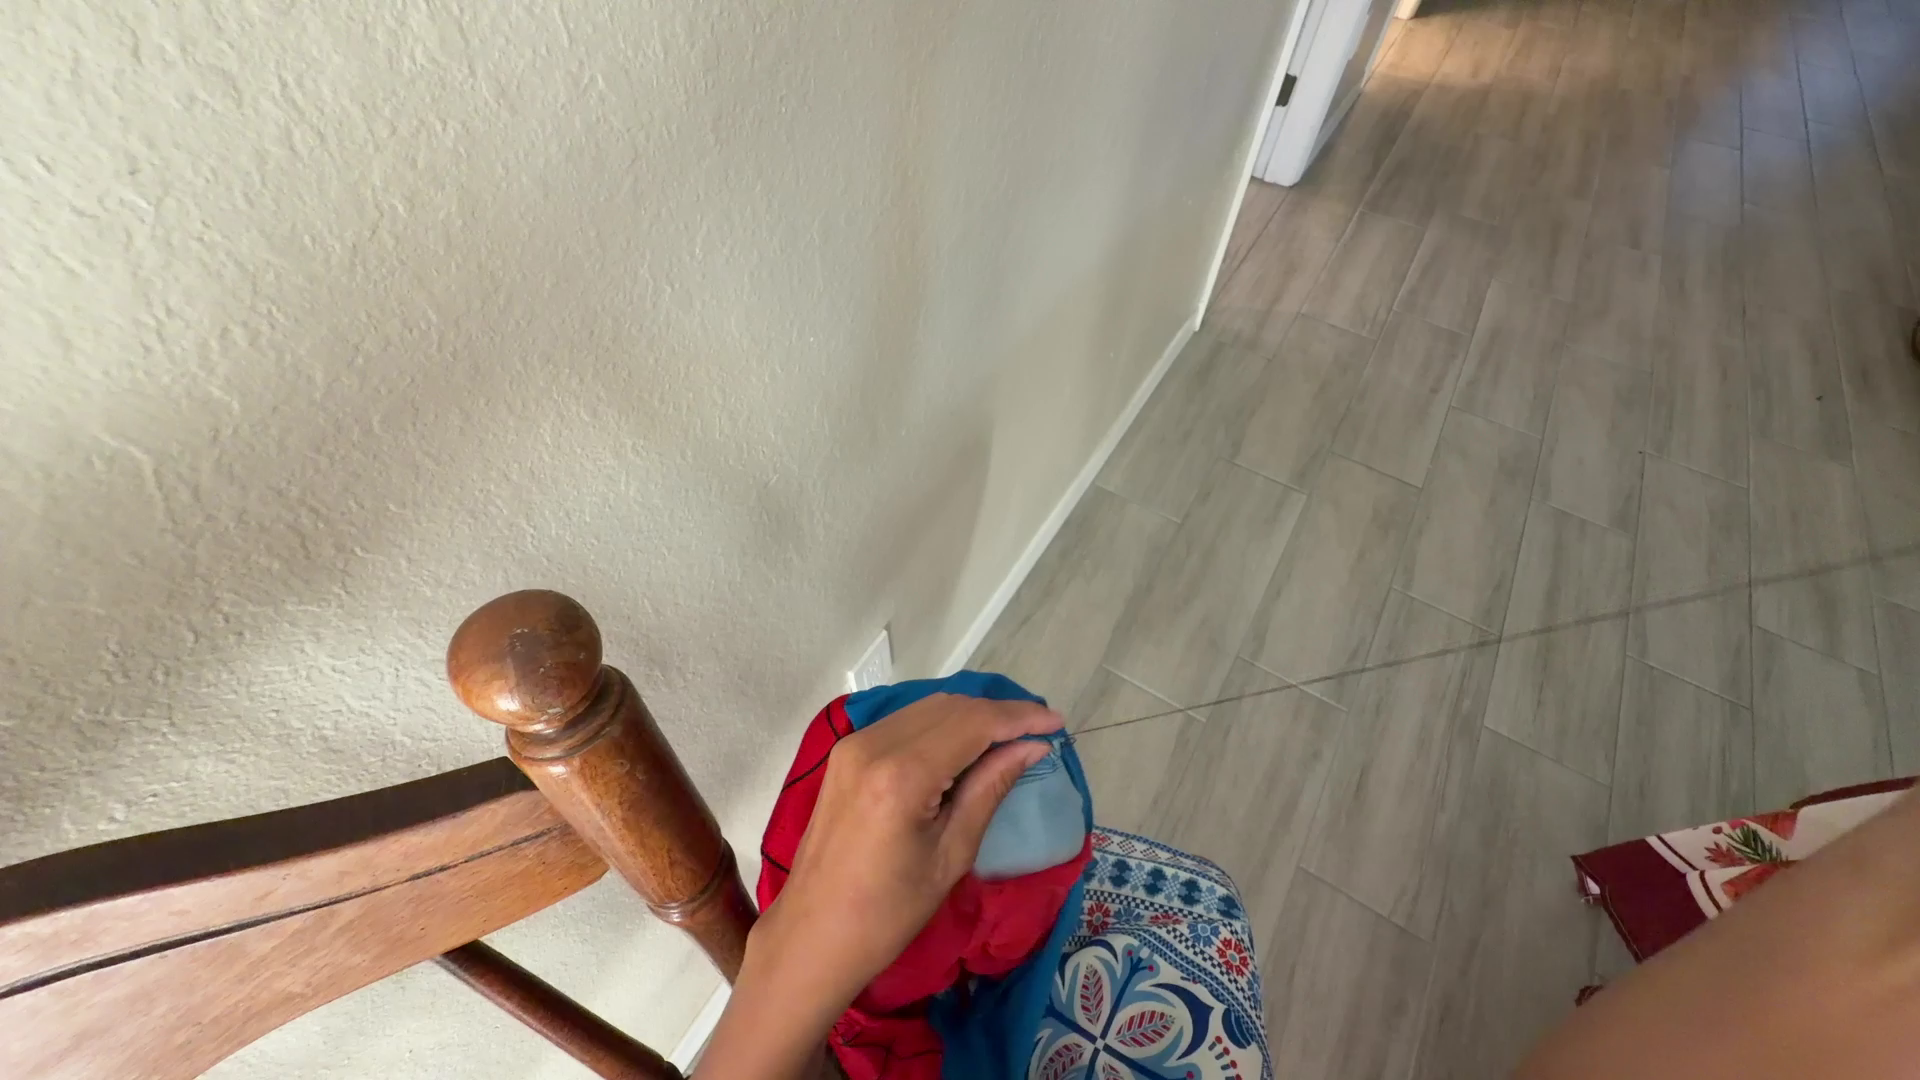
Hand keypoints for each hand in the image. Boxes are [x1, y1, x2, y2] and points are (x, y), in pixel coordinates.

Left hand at [760, 693, 1062, 1000]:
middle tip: (1038, 732)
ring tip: (1010, 737)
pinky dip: (941, 724)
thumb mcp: (951, 854)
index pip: (973, 723)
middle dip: (998, 713)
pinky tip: (966, 744)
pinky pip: (905, 721)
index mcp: (902, 774)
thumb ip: (990, 788)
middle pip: (950, 706)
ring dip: (971, 715)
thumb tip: (1032, 747)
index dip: (1019, 718)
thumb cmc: (889, 912)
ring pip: (927, 708)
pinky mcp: (846, 752)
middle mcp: (874, 744)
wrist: (813, 936)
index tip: (1056, 722)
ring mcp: (854, 743)